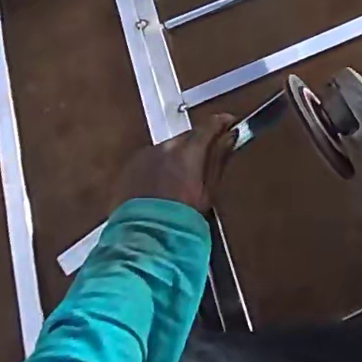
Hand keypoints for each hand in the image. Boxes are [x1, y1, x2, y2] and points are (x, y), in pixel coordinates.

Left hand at [112, 113, 236, 212]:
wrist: (147, 239)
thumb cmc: (180, 221)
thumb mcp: (208, 192)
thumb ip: (219, 159)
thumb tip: (229, 138)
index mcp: (187, 153)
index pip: (209, 126)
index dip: (222, 122)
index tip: (230, 124)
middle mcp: (165, 148)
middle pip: (188, 136)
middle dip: (198, 145)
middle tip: (206, 162)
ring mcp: (146, 155)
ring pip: (169, 147)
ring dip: (177, 156)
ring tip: (181, 182)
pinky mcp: (131, 165)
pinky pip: (151, 158)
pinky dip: (159, 166)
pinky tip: (163, 185)